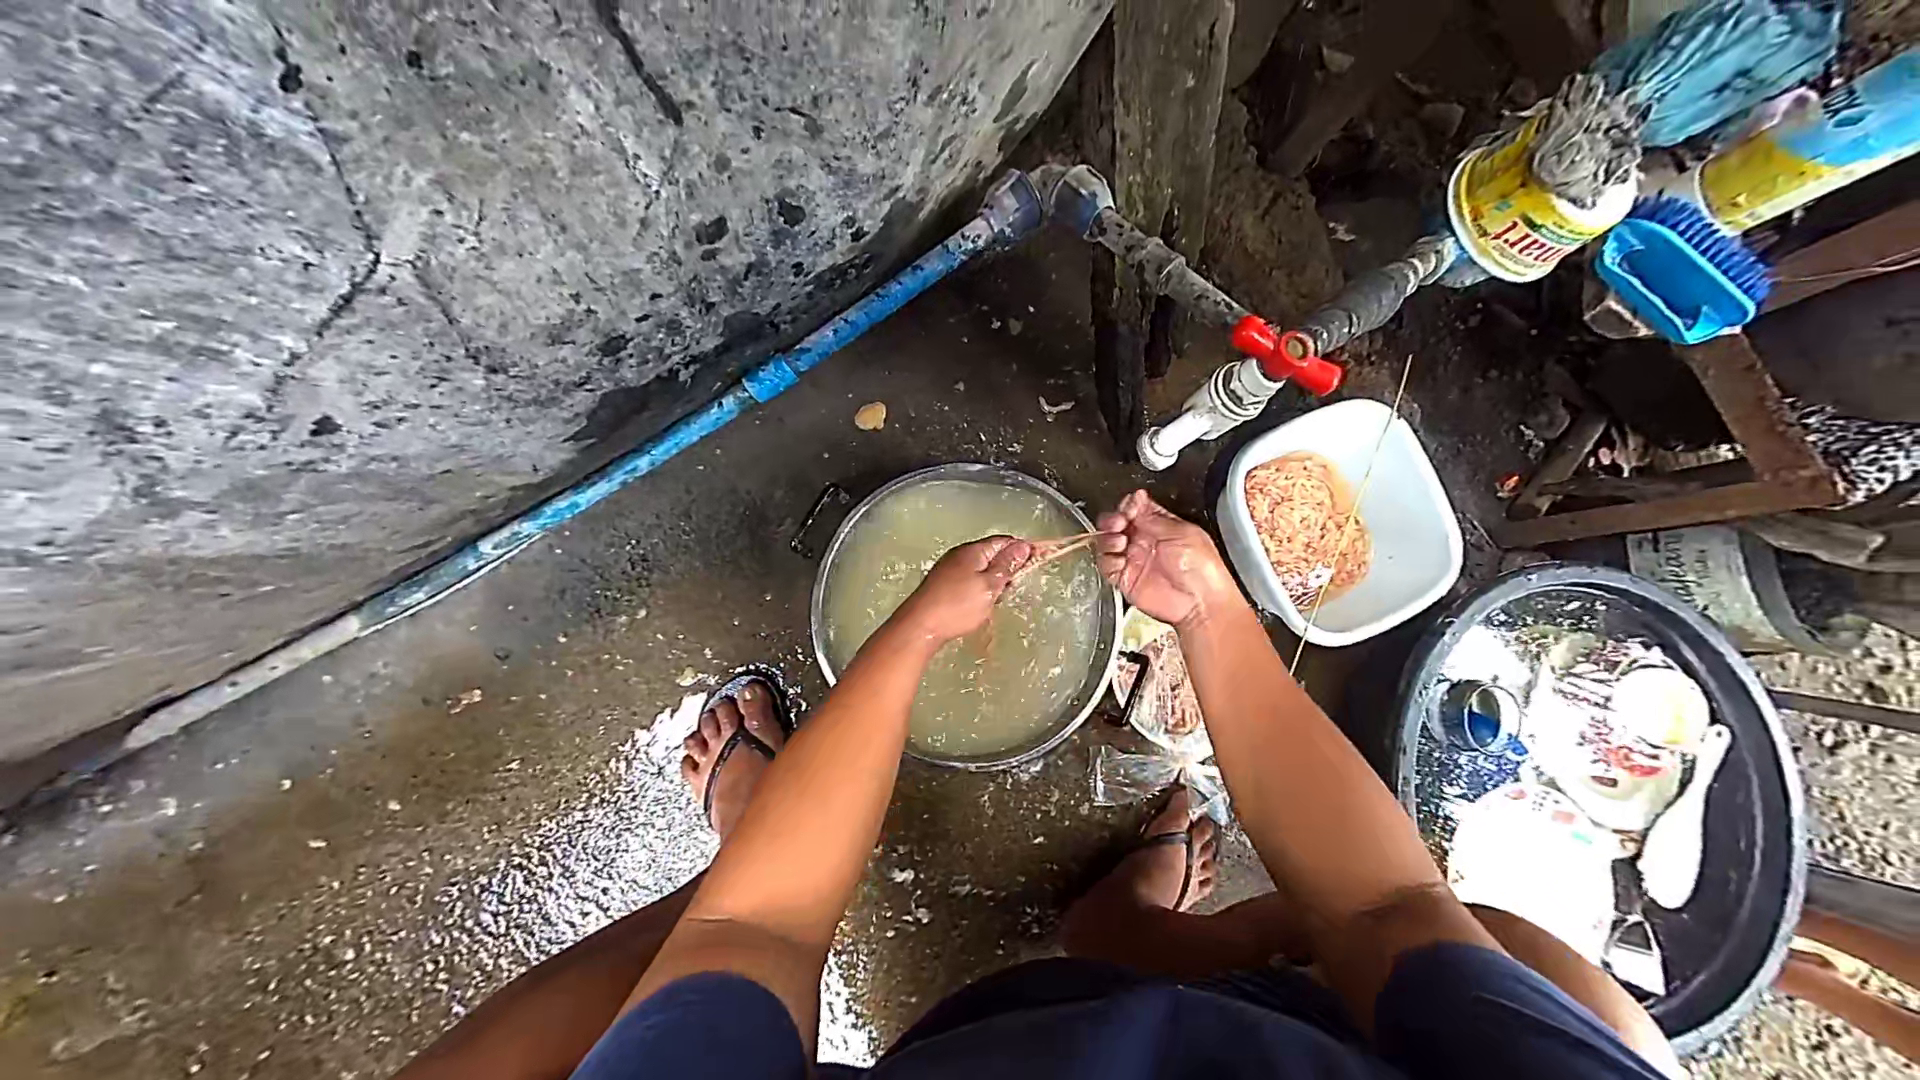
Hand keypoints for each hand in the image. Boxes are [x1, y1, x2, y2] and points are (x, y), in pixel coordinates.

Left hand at [892, 536, 1032, 644]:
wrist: (920, 626)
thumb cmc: (957, 606)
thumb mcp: (990, 585)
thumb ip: (1007, 565)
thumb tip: (1023, 546)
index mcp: (973, 551)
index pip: (1004, 541)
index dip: (1022, 549)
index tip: (1037, 561)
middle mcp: (959, 555)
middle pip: (991, 553)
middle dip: (1007, 567)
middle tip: (1014, 586)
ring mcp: (949, 569)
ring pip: (980, 568)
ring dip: (993, 580)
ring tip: (997, 598)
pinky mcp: (942, 584)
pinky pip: (968, 579)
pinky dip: (979, 588)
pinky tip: (979, 603)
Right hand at [1095, 490, 1240, 628]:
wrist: (1201, 603)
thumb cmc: (1203, 570)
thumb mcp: (1182, 533)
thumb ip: (1154, 517)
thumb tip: (1137, 498)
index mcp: (1159, 527)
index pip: (1135, 508)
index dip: (1128, 505)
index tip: (1129, 507)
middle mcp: (1144, 541)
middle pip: (1116, 523)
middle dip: (1112, 519)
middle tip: (1119, 522)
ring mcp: (1133, 560)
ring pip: (1107, 542)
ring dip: (1107, 538)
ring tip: (1119, 541)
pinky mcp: (1125, 579)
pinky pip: (1106, 565)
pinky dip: (1107, 559)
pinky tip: (1119, 558)